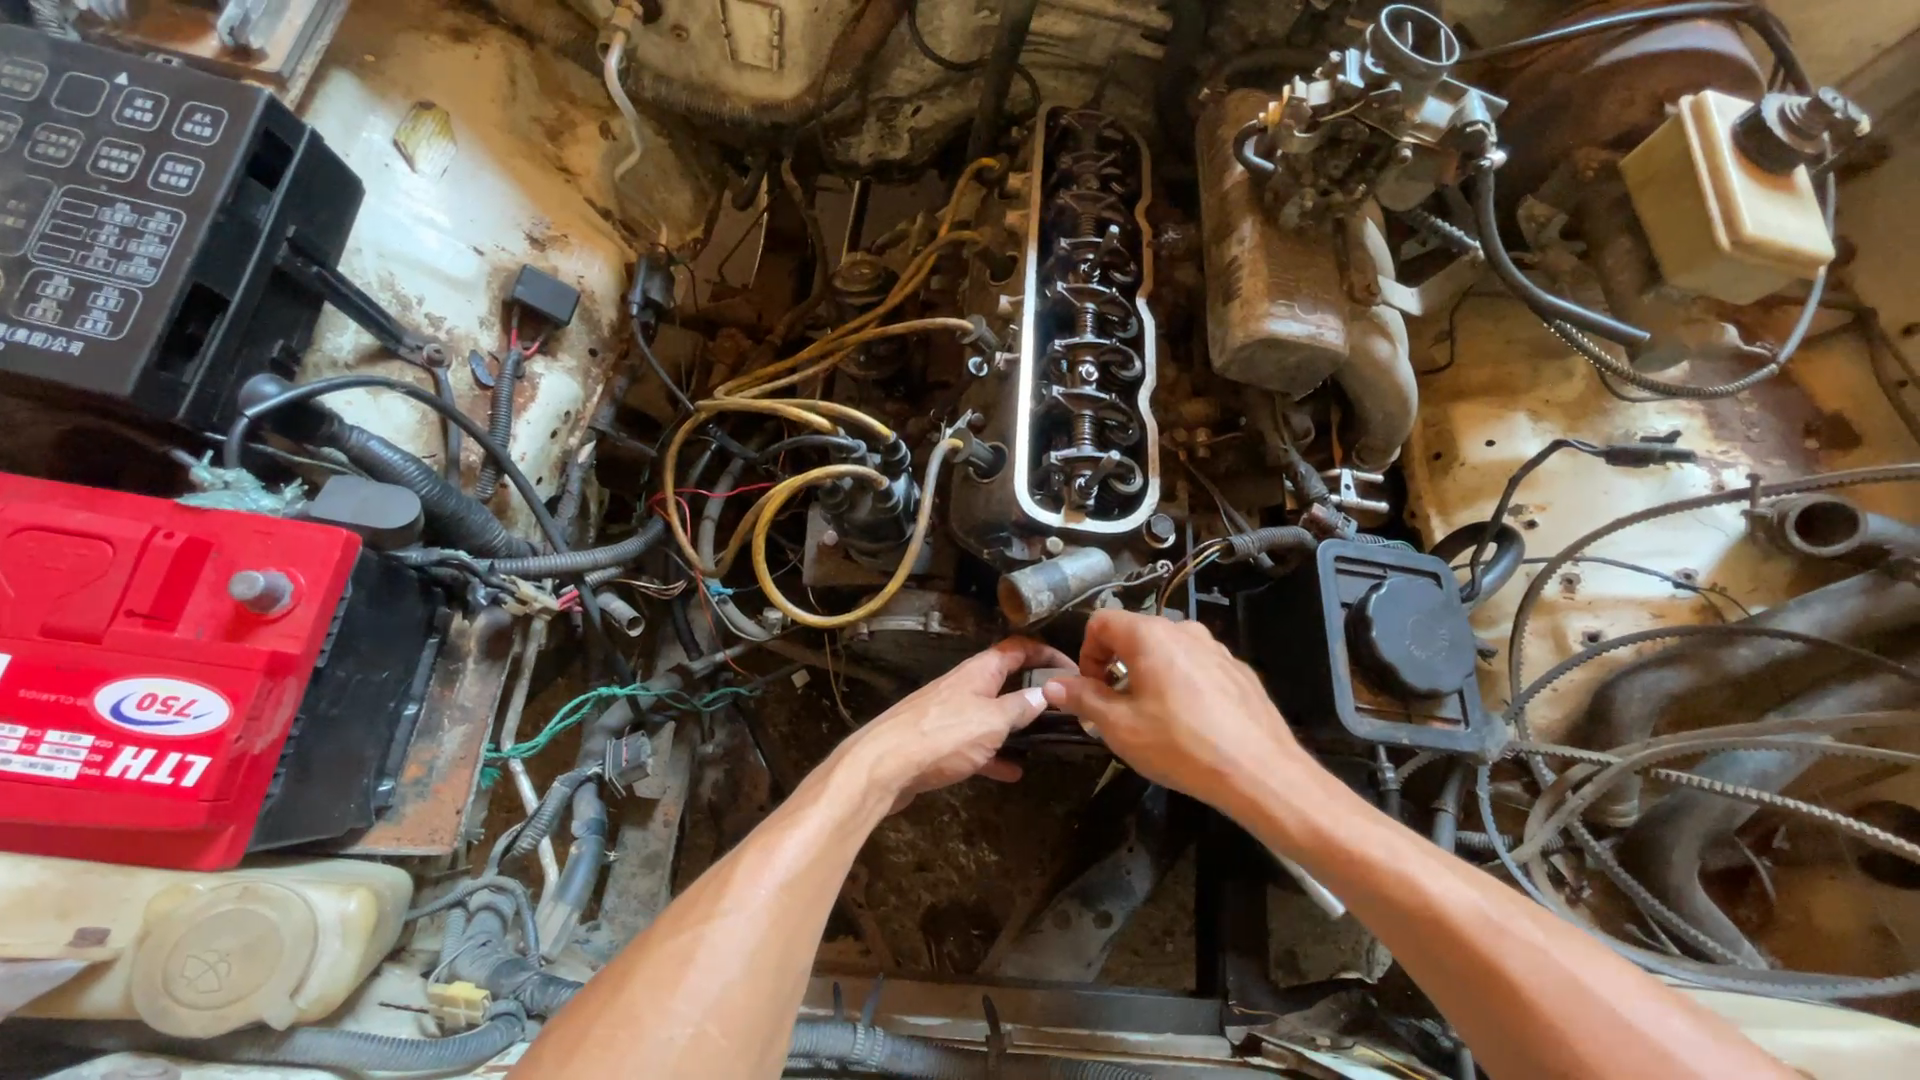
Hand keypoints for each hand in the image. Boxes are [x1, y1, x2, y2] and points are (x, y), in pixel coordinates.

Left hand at [838, 637, 1072, 810]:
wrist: (883, 766)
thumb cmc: (942, 736)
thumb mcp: (992, 721)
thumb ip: (1020, 708)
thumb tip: (1046, 693)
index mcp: (978, 671)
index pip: (1018, 648)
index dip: (1045, 653)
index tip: (1071, 667)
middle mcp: (963, 686)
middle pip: (1004, 680)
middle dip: (1032, 691)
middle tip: (1061, 706)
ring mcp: (948, 714)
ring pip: (990, 714)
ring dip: (1014, 725)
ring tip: (1043, 740)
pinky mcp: (937, 742)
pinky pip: (974, 743)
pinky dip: (993, 754)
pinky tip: (1012, 772)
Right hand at [1042, 611, 1317, 810]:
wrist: (1260, 772)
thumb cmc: (1180, 745)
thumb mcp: (1119, 726)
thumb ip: (1083, 698)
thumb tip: (1053, 684)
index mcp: (1150, 635)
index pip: (1101, 621)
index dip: (1086, 653)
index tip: (1090, 690)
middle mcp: (1184, 631)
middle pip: (1135, 635)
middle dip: (1117, 667)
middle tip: (1116, 710)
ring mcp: (1217, 649)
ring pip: (1168, 652)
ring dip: (1149, 677)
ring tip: (1153, 720)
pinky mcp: (1239, 671)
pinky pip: (1197, 668)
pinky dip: (1182, 686)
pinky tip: (1191, 725)